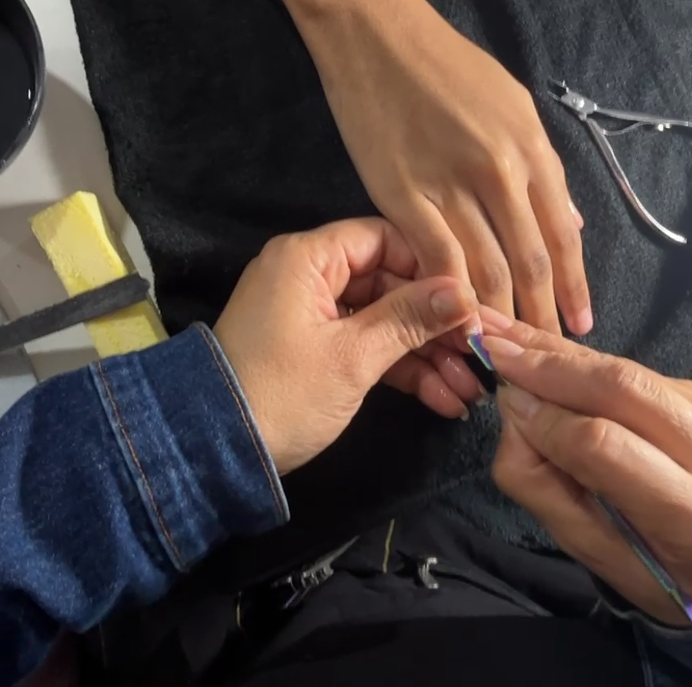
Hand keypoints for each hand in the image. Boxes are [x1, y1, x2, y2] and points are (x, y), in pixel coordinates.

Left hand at [212, 218, 478, 472]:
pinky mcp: (314, 348)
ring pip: (382, 319)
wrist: (213, 453)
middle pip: (388, 282)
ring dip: (424, 353)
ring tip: (469, 389)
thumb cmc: (283, 392)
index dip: (429, 266)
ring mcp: (312, 313)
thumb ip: (410, 318)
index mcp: (308, 258)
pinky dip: (398, 369)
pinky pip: (364, 345)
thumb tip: (464, 292)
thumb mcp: (352, 356)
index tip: (471, 299)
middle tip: (478, 354)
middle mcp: (309, 275)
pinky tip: (441, 399)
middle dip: (434, 323)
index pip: (382, 238)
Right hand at [301, 0, 590, 349]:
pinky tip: (458, 326)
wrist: (376, 34)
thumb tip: (569, 221)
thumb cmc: (444, 63)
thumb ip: (540, 165)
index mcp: (531, 146)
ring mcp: (452, 184)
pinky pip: (437, 258)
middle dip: (542, 315)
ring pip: (487, 269)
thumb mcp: (510, 101)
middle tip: (546, 357)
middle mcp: (502, 171)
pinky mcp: (403, 195)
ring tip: (507, 354)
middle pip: (530, 261)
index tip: (581, 325)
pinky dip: (451, 298)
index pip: (563, 233)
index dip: (574, 286)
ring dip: (500, 317)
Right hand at [480, 312, 691, 622]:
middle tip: (496, 345)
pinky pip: (644, 374)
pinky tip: (553, 353)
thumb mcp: (595, 554)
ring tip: (512, 333)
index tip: (502, 396)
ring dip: (565, 353)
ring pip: (632, 372)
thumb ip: (543, 484)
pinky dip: (592, 364)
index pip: (606, 446)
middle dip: (551, 365)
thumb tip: (513, 407)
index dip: (547, 418)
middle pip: (624, 389)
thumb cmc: (664, 576)